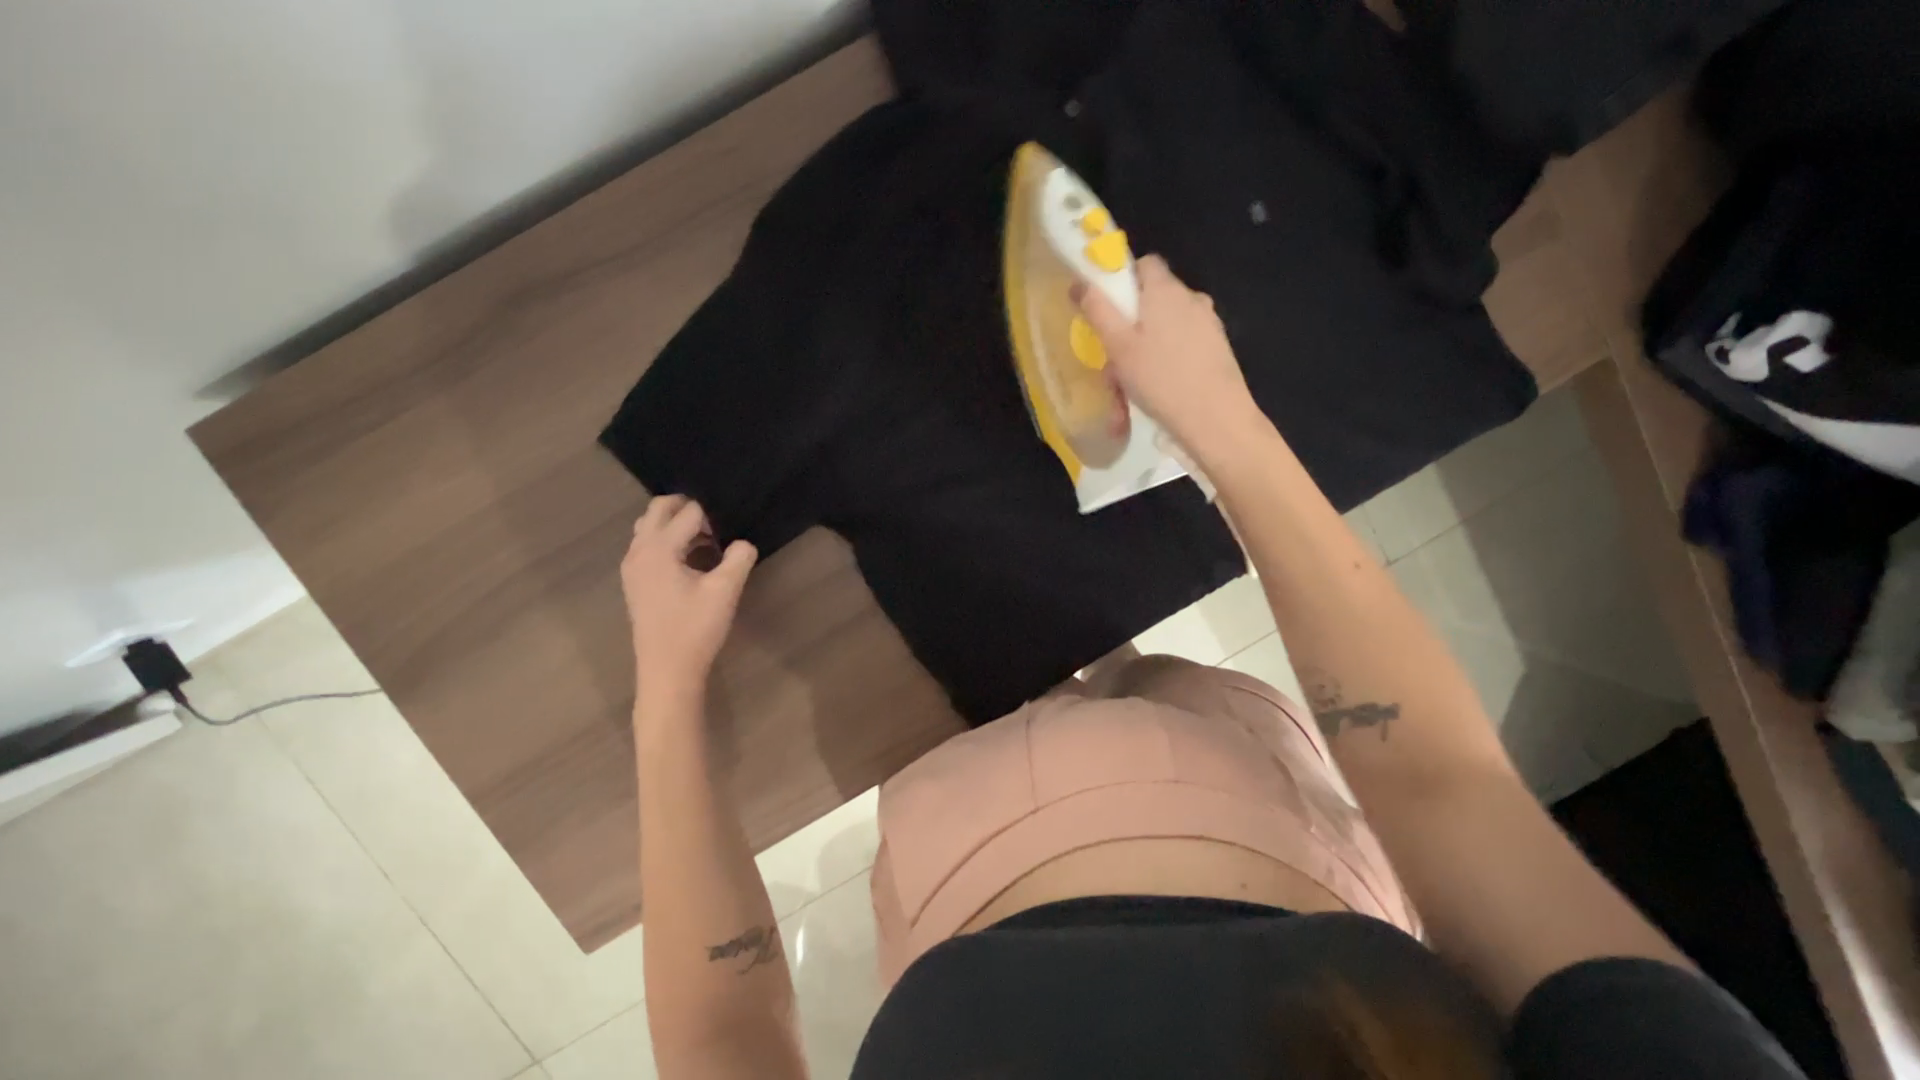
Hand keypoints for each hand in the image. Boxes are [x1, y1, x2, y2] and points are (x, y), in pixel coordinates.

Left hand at [621, 495, 756, 707]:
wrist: (667, 670)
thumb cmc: (695, 629)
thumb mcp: (725, 591)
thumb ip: (739, 558)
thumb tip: (743, 543)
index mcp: (659, 548)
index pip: (689, 512)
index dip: (713, 518)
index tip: (728, 538)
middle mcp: (639, 550)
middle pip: (659, 508)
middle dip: (687, 508)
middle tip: (716, 525)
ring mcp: (632, 566)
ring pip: (649, 526)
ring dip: (675, 525)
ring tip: (703, 543)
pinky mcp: (634, 581)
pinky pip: (647, 544)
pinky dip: (667, 541)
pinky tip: (689, 563)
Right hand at [1075, 255, 1265, 459]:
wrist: (1216, 419)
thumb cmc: (1160, 379)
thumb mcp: (1118, 345)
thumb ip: (1098, 309)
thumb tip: (1080, 282)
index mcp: (1165, 290)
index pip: (1145, 263)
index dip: (1123, 279)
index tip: (1107, 308)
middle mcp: (1191, 298)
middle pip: (1154, 299)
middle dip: (1130, 325)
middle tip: (1113, 361)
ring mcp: (1209, 324)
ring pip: (1167, 327)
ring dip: (1146, 349)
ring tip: (1130, 388)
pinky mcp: (1217, 349)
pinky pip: (1183, 347)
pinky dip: (1166, 363)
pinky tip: (1157, 393)